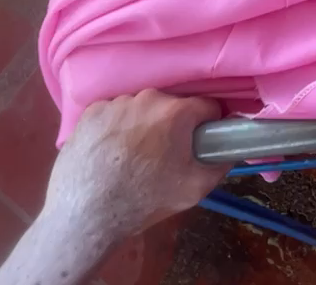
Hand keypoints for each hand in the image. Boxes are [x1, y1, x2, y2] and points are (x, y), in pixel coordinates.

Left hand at [44, 90, 228, 239]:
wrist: (83, 218)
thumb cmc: (143, 201)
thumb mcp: (194, 189)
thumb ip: (220, 165)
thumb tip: (231, 150)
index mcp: (177, 111)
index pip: (206, 107)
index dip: (206, 126)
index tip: (196, 144)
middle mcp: (149, 97)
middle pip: (172, 106)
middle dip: (172, 126)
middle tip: (161, 156)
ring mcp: (117, 102)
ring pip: (142, 108)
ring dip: (143, 125)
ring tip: (131, 156)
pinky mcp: (91, 112)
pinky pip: (114, 112)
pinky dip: (116, 127)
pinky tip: (110, 152)